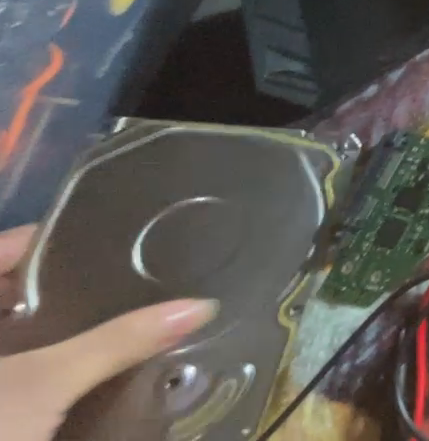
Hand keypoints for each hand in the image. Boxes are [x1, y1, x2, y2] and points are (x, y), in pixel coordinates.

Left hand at [0, 225, 217, 440]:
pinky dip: (43, 372)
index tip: (104, 228)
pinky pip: (14, 380)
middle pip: (6, 303)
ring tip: (118, 318)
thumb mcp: (41, 388)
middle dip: (58, 291)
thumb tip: (200, 305)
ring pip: (11, 344)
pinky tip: (86, 370)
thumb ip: (119, 340)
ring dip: (53, 334)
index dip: (44, 238)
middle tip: (123, 275)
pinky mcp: (1, 408)